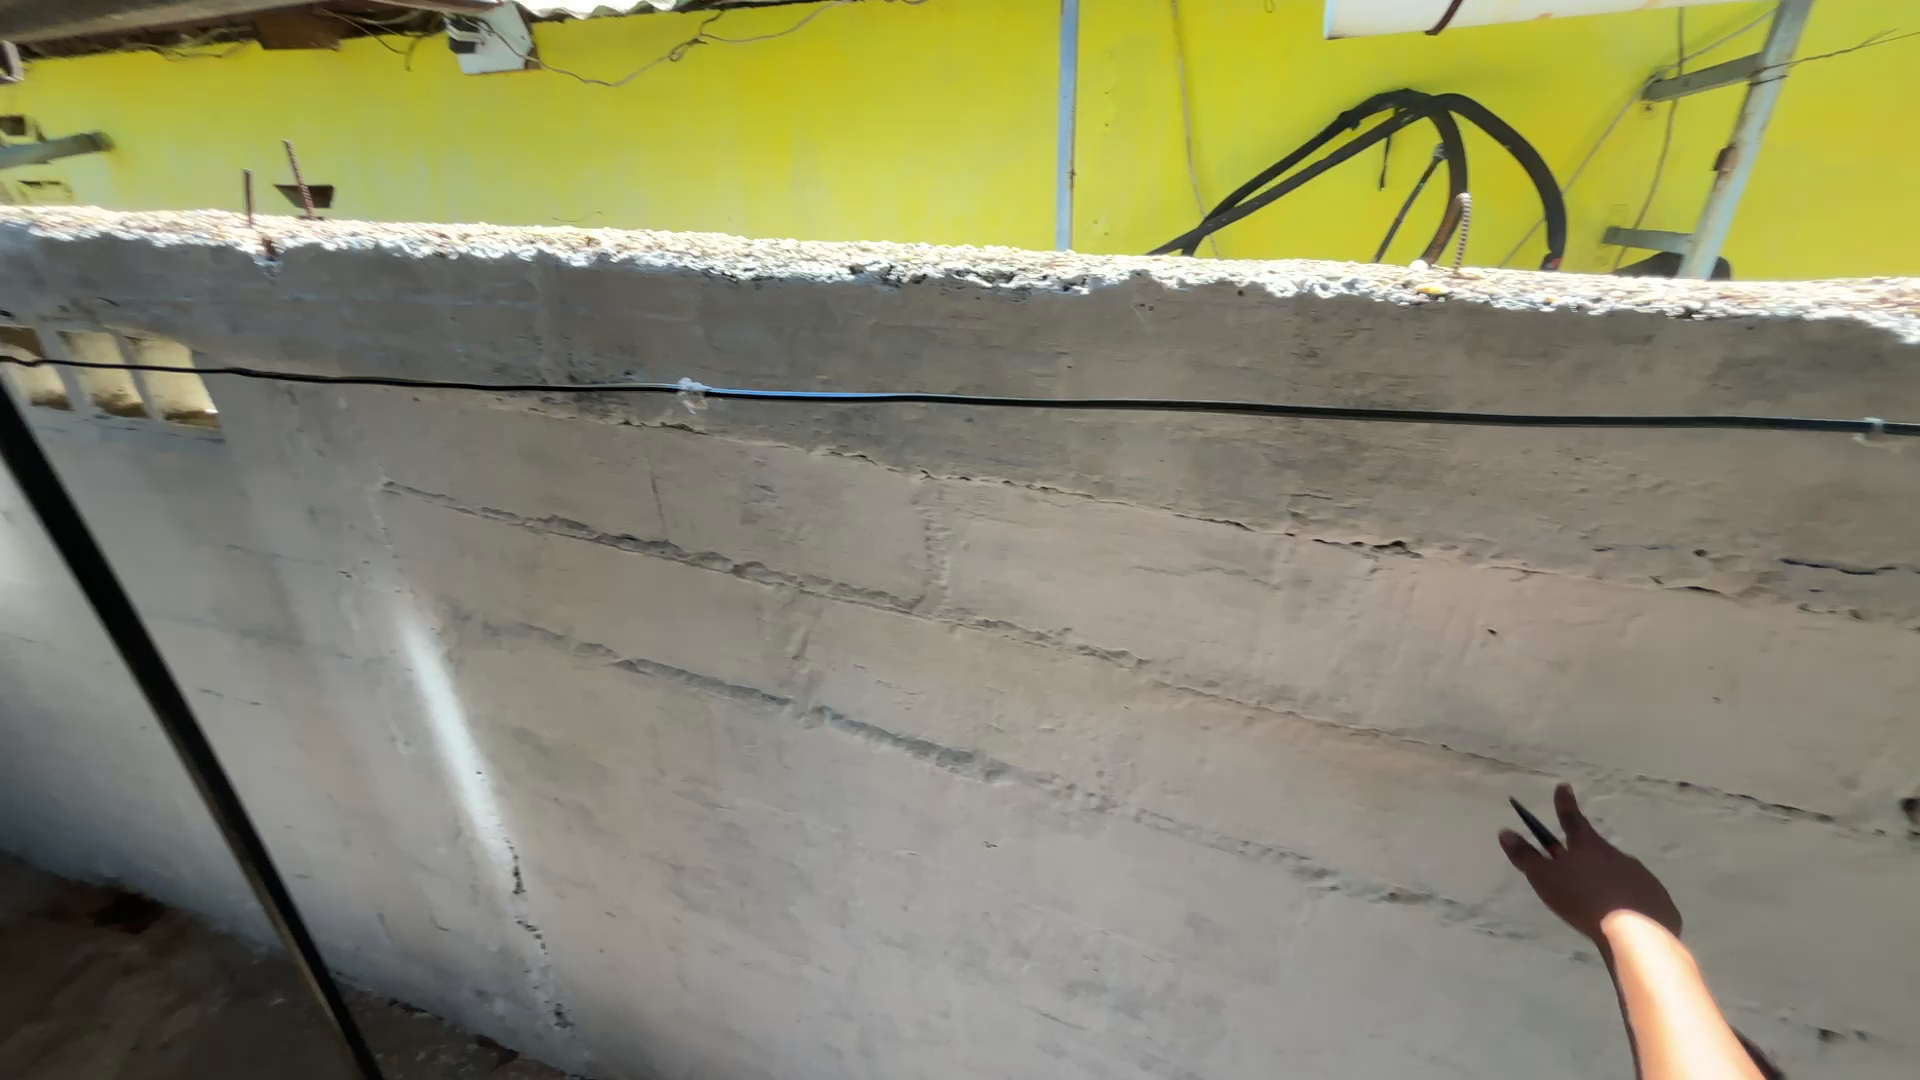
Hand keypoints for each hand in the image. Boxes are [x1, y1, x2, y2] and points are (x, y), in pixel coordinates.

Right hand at [1499, 784, 1681, 943]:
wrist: (1636, 936)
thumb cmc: (1581, 899)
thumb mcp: (1543, 878)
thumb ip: (1525, 856)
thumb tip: (1505, 832)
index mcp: (1588, 846)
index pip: (1572, 819)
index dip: (1565, 803)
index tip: (1564, 786)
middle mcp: (1617, 856)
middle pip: (1597, 848)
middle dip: (1586, 853)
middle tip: (1576, 865)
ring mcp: (1643, 878)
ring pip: (1621, 872)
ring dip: (1609, 877)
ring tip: (1597, 898)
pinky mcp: (1661, 902)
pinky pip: (1641, 895)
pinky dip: (1630, 899)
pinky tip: (1622, 915)